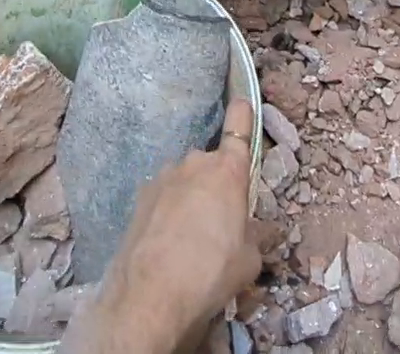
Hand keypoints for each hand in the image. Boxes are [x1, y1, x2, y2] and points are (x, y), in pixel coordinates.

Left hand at [62, 98, 258, 353]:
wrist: (150, 297)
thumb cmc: (211, 272)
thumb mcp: (250, 260)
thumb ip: (256, 235)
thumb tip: (259, 230)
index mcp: (228, 171)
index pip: (239, 126)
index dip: (243, 113)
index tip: (242, 101)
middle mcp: (195, 163)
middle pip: (212, 164)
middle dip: (217, 185)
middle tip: (220, 220)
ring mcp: (163, 177)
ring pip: (186, 181)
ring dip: (190, 198)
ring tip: (189, 238)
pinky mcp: (140, 197)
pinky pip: (164, 197)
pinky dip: (168, 211)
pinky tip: (167, 242)